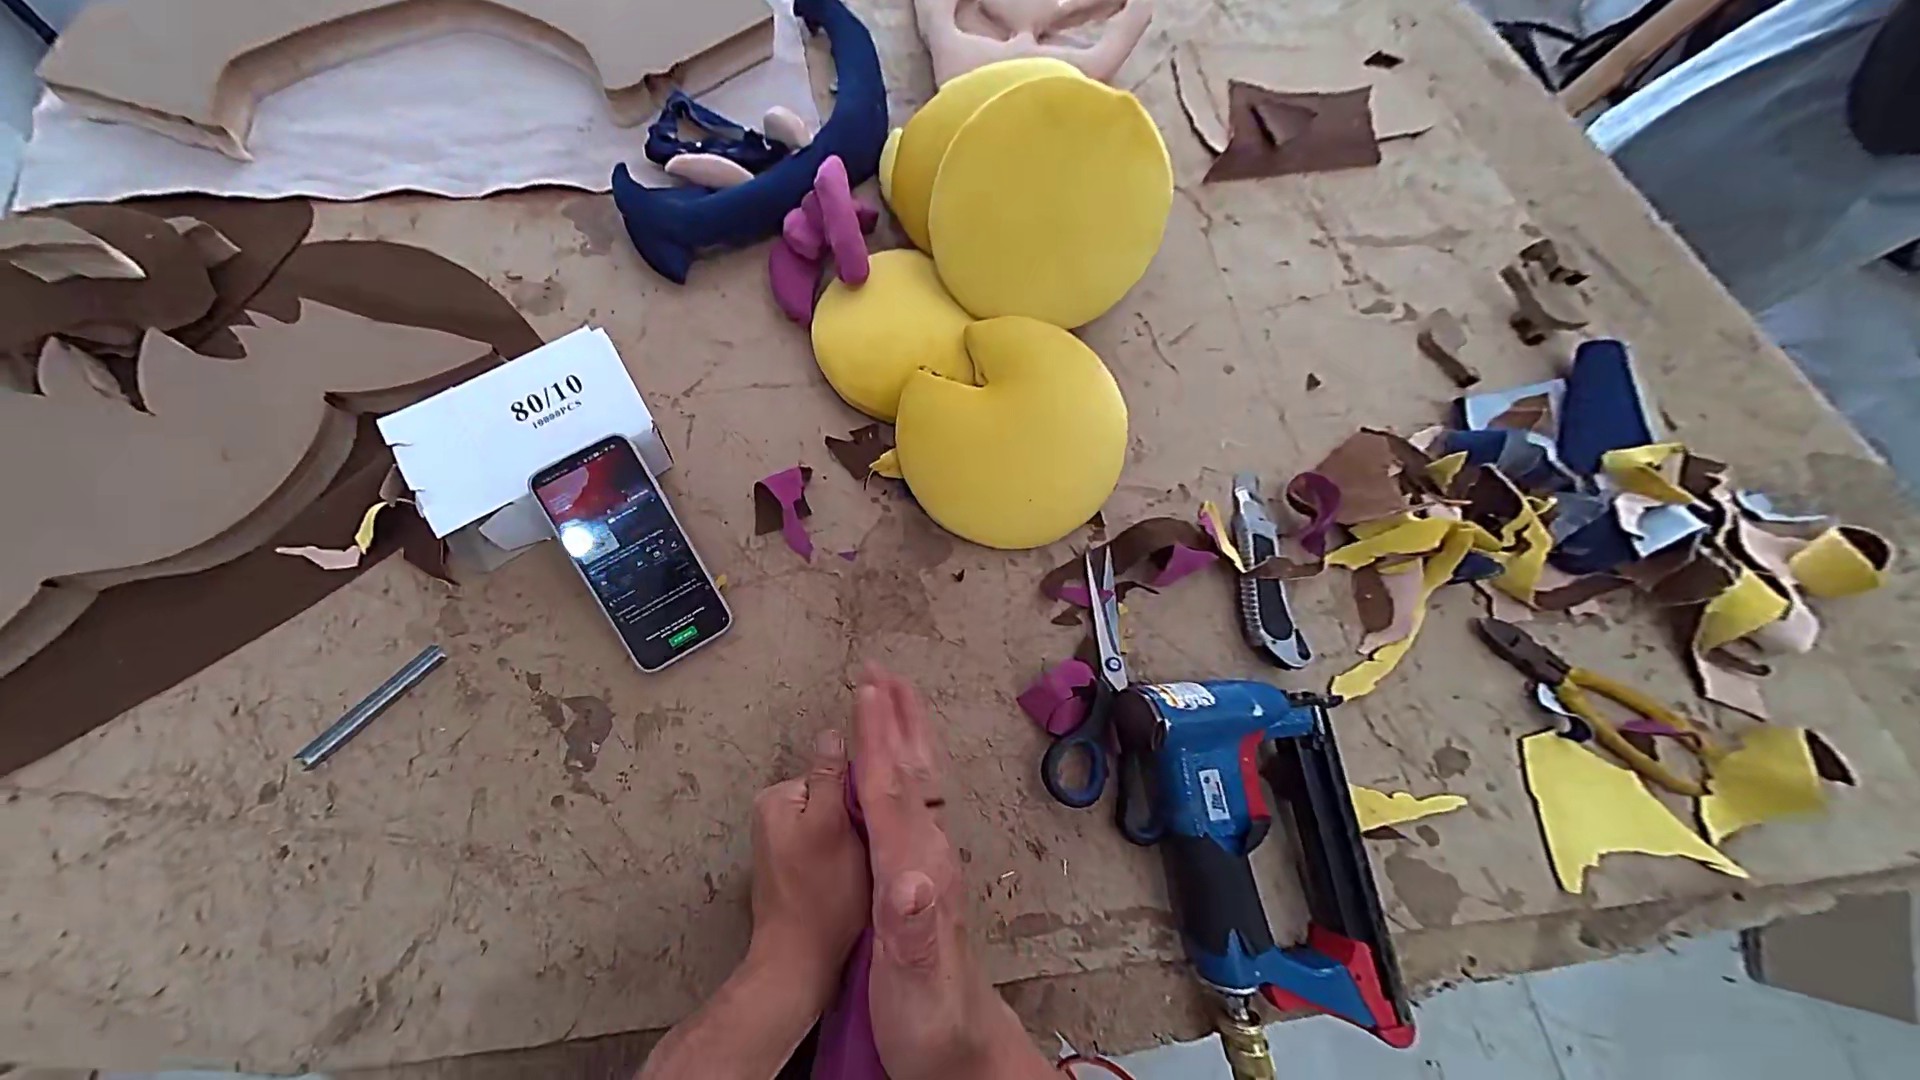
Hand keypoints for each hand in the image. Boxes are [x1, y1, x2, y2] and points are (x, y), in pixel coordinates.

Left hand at [747, 728, 870, 1013]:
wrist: (800, 965)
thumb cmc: (822, 895)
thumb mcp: (832, 827)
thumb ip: (830, 777)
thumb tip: (831, 731)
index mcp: (777, 797)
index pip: (832, 771)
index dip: (860, 791)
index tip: (878, 816)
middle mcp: (773, 811)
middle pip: (833, 793)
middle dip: (856, 811)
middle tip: (873, 841)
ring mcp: (781, 839)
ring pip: (833, 818)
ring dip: (853, 832)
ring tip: (866, 858)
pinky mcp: (791, 862)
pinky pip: (825, 839)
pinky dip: (842, 849)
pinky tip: (854, 870)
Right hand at [853, 666, 1054, 1079]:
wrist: (960, 1045)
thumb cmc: (930, 1019)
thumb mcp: (914, 986)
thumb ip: (912, 931)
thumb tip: (909, 878)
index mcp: (917, 867)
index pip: (892, 791)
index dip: (877, 739)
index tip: (867, 692)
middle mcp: (929, 850)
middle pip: (910, 770)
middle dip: (896, 717)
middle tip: (883, 673)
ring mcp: (931, 855)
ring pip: (917, 778)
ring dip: (906, 731)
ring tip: (895, 697)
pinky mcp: (924, 866)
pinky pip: (913, 797)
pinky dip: (905, 763)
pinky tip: (899, 759)